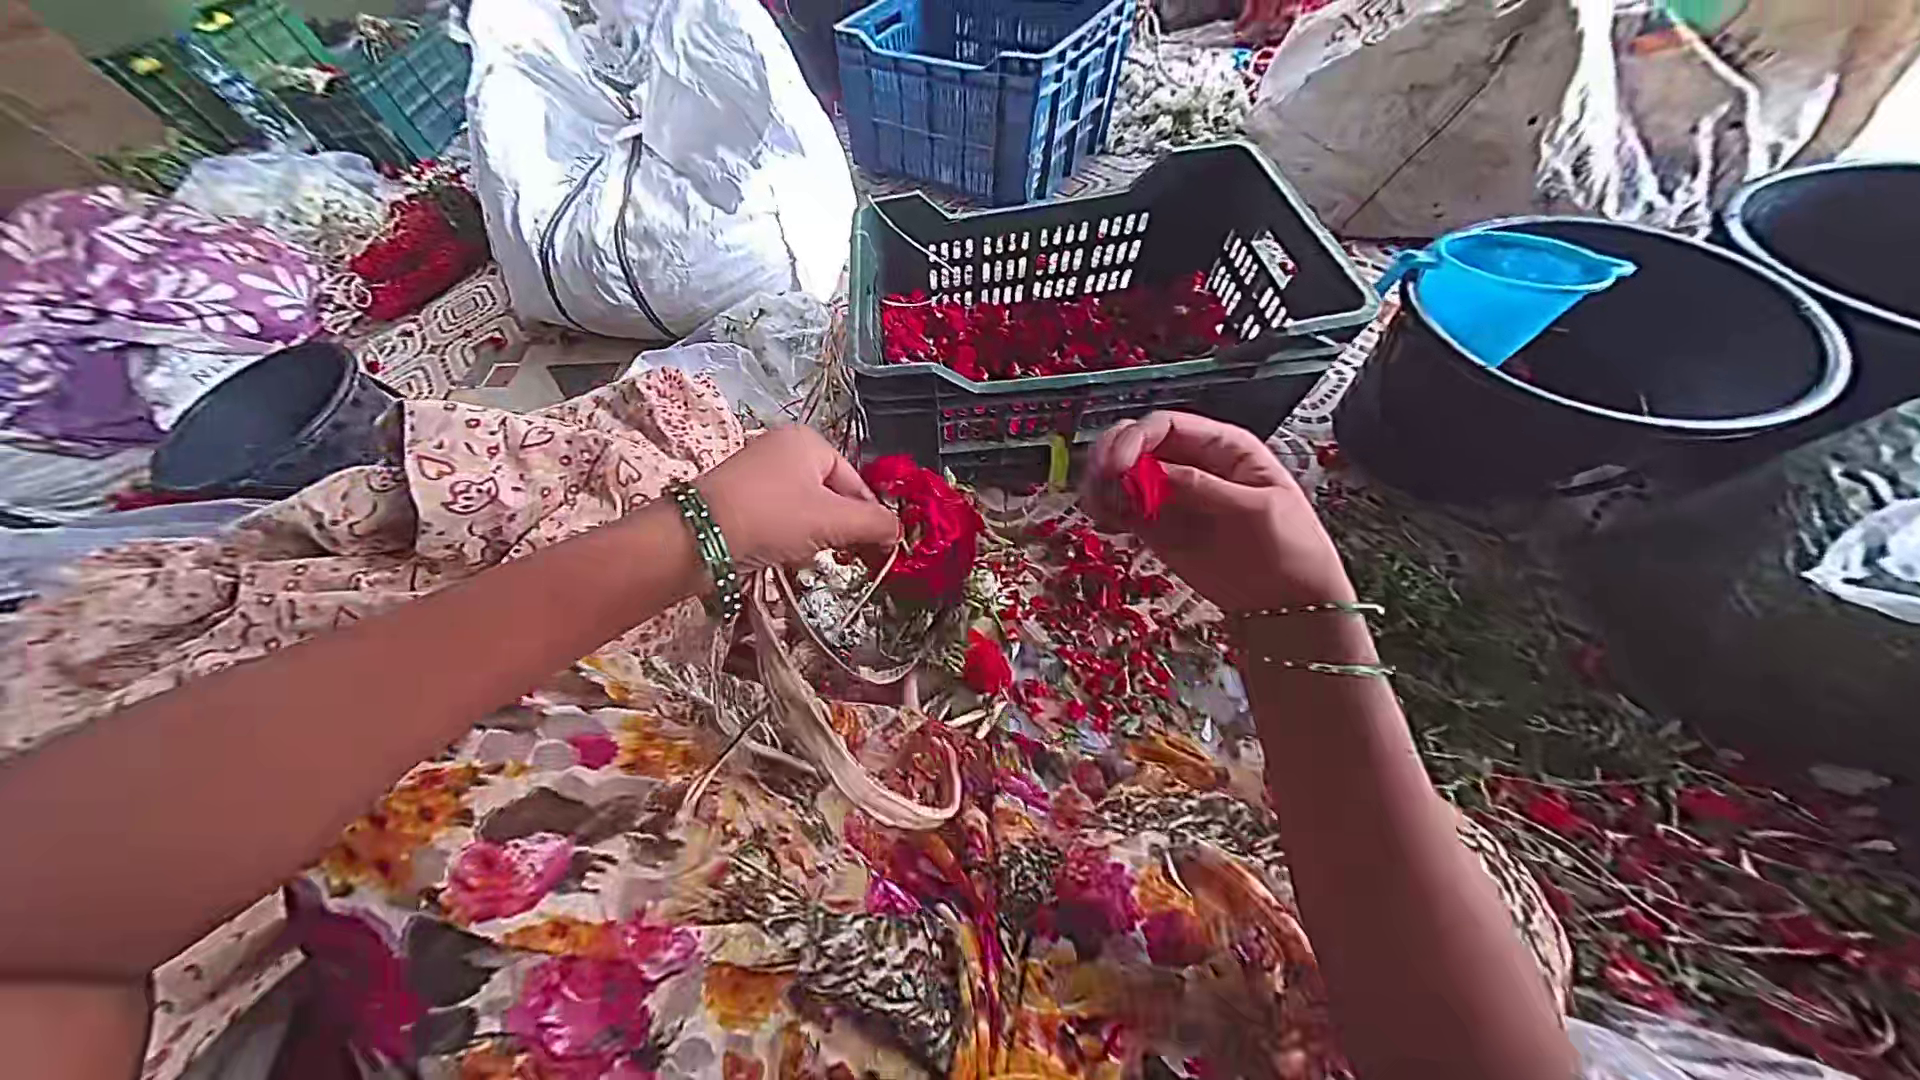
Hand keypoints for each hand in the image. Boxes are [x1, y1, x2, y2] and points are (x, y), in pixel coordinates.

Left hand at [693, 426, 898, 571]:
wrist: (697, 538)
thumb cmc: (772, 518)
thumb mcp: (832, 520)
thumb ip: (874, 523)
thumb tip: (898, 531)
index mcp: (808, 442)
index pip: (856, 482)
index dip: (868, 516)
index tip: (874, 548)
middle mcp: (782, 448)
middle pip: (831, 495)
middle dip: (837, 527)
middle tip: (836, 551)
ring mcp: (757, 471)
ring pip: (806, 508)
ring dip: (813, 534)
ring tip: (801, 552)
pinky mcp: (739, 496)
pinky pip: (780, 515)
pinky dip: (787, 534)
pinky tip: (780, 552)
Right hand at [1081, 411, 1352, 612]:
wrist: (1289, 602)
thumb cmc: (1290, 547)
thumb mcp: (1255, 509)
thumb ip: (1203, 487)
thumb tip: (1152, 472)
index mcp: (1221, 447)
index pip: (1166, 426)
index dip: (1135, 439)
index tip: (1118, 466)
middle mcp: (1189, 464)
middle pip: (1134, 443)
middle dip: (1110, 456)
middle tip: (1101, 481)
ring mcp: (1169, 496)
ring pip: (1119, 475)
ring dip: (1101, 485)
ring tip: (1101, 508)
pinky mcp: (1156, 526)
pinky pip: (1120, 509)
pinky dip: (1104, 511)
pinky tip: (1106, 523)